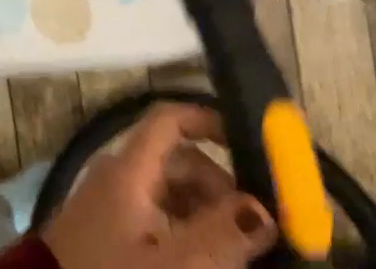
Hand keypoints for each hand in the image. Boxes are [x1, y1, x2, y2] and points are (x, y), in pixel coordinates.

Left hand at [39, 103, 276, 268]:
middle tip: (264, 230)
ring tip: (244, 253)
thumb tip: (263, 209)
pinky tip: (211, 263)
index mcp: (129, 170)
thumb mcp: (175, 266)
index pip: (169, 121)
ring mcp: (112, 206)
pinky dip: (188, 234)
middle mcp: (119, 178)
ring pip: (172, 195)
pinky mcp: (110, 235)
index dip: (209, 121)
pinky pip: (159, 221)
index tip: (254, 147)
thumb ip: (221, 235)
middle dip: (223, 189)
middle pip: (179, 163)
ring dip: (209, 216)